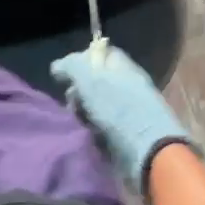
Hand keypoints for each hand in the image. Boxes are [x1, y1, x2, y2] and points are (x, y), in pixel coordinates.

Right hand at [51, 41, 194, 197]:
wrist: (148, 151)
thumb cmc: (118, 107)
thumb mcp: (88, 77)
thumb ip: (70, 66)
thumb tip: (56, 67)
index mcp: (122, 65)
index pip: (98, 54)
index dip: (79, 60)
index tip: (66, 73)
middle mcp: (126, 84)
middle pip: (93, 81)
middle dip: (77, 90)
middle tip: (73, 101)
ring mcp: (128, 111)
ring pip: (94, 105)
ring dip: (82, 112)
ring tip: (81, 121)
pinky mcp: (126, 135)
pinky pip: (100, 125)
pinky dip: (92, 129)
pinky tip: (90, 134)